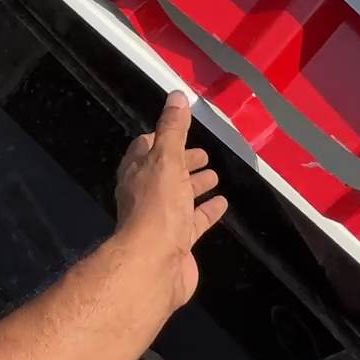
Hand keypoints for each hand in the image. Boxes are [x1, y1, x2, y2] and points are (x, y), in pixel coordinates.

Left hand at [112, 90, 227, 309]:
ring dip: (195, 183)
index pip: (146, 146)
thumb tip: (176, 96)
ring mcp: (162, 218)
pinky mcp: (178, 241)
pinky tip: (223, 204)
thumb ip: (173, 129)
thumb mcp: (166, 159)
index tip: (180, 129)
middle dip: (182, 160)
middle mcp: (145, 192)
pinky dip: (207, 211)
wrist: (154, 264)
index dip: (163, 136)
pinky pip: (194, 220)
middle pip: (165, 170)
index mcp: (137, 170)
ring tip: (215, 174)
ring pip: (179, 195)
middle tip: (203, 153)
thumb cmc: (157, 206)